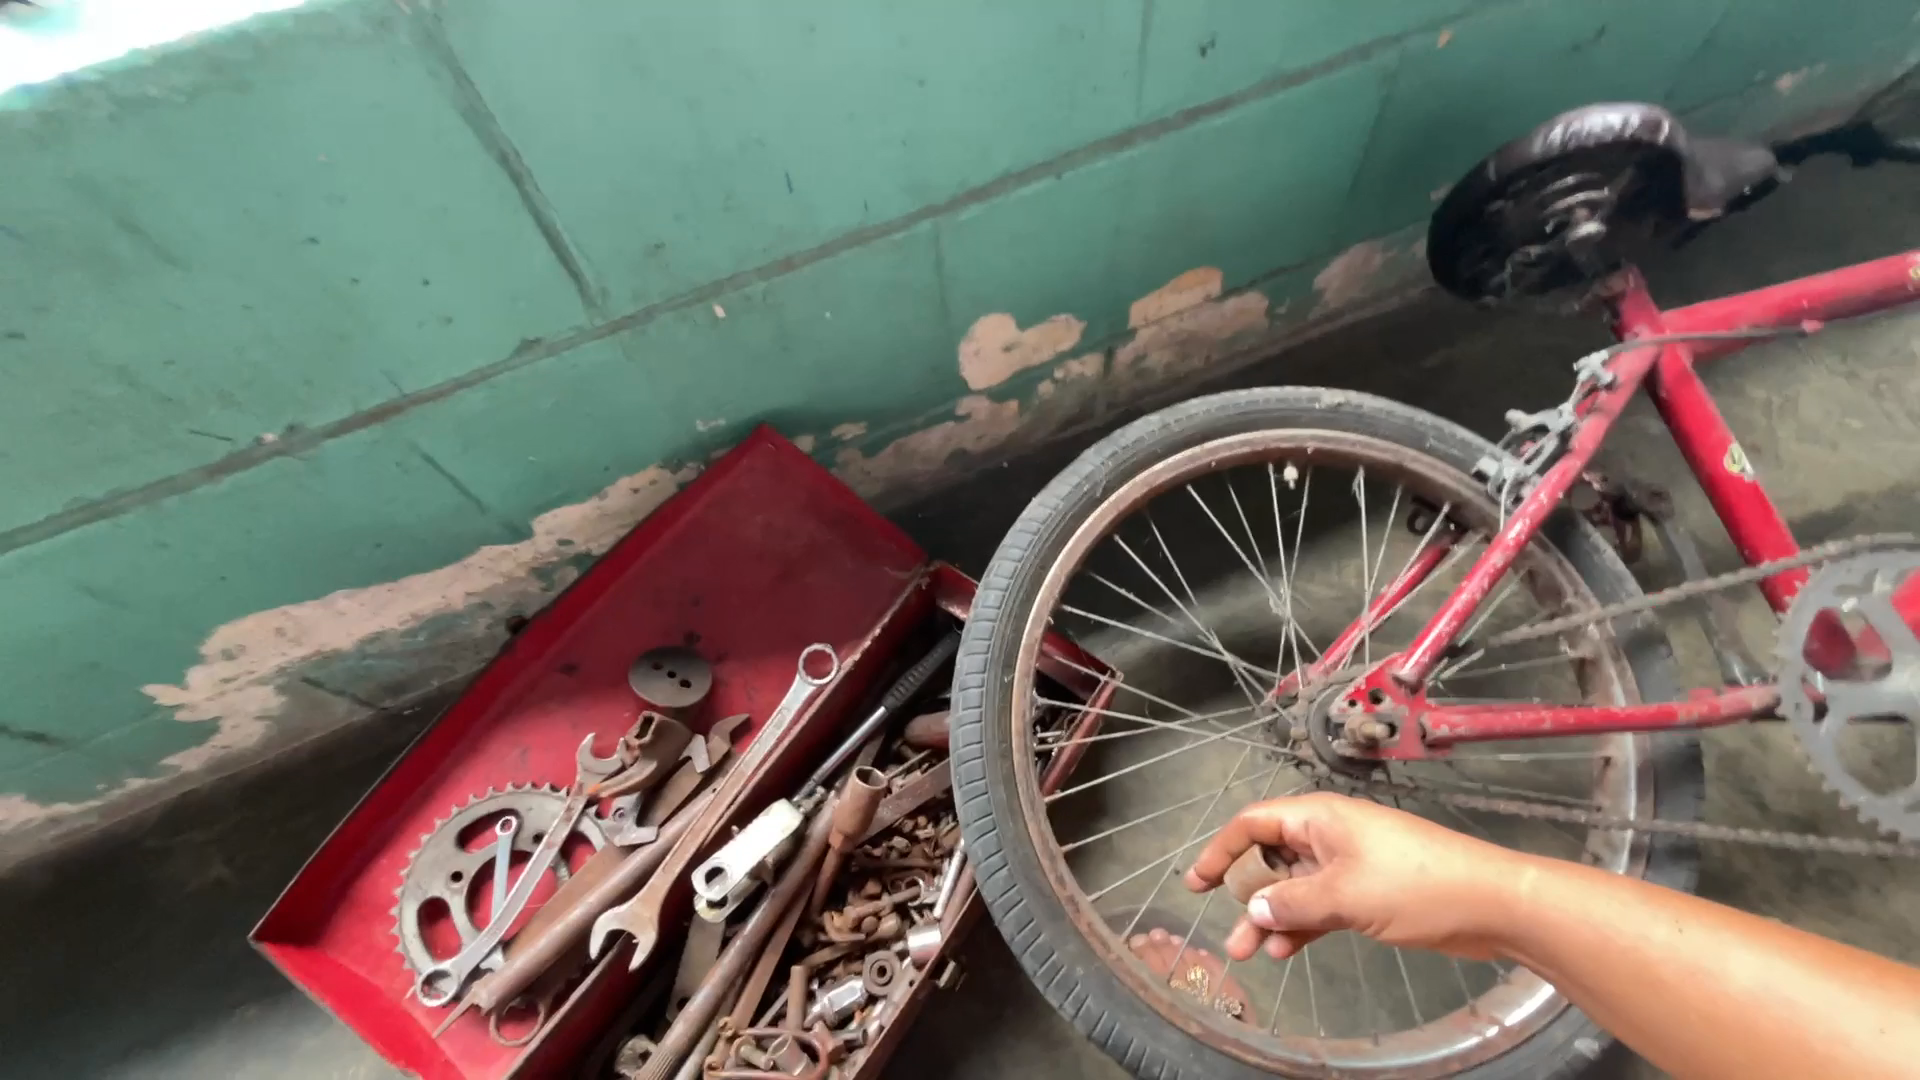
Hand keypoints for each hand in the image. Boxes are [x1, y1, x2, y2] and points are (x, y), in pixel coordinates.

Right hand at [1183, 792, 1529, 962]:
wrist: (1494, 903)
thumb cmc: (1414, 884)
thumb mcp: (1346, 895)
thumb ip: (1295, 903)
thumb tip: (1255, 911)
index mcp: (1317, 817)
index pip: (1253, 824)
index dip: (1221, 850)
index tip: (1198, 881)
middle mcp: (1325, 835)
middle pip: (1270, 857)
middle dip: (1244, 890)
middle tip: (1215, 917)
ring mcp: (1346, 863)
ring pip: (1294, 886)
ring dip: (1271, 916)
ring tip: (1245, 950)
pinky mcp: (1366, 891)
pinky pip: (1319, 904)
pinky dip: (1302, 925)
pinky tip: (1285, 951)